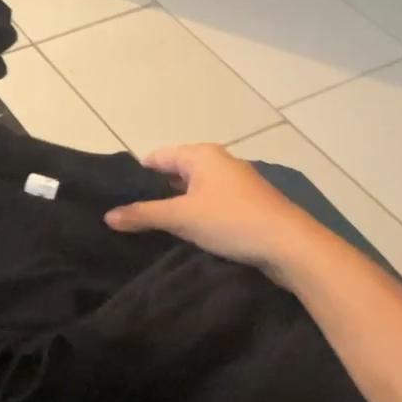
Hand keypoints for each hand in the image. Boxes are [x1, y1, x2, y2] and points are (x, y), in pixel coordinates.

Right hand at [104, 143, 327, 275]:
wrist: (293, 247)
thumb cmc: (232, 221)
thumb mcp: (180, 218)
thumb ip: (142, 214)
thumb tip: (108, 216)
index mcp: (202, 154)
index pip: (157, 157)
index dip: (137, 176)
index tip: (120, 197)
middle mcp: (220, 162)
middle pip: (176, 173)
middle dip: (157, 193)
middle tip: (134, 215)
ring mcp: (238, 184)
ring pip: (195, 191)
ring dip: (179, 207)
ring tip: (158, 228)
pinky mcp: (250, 206)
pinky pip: (213, 205)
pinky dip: (199, 216)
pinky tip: (190, 235)